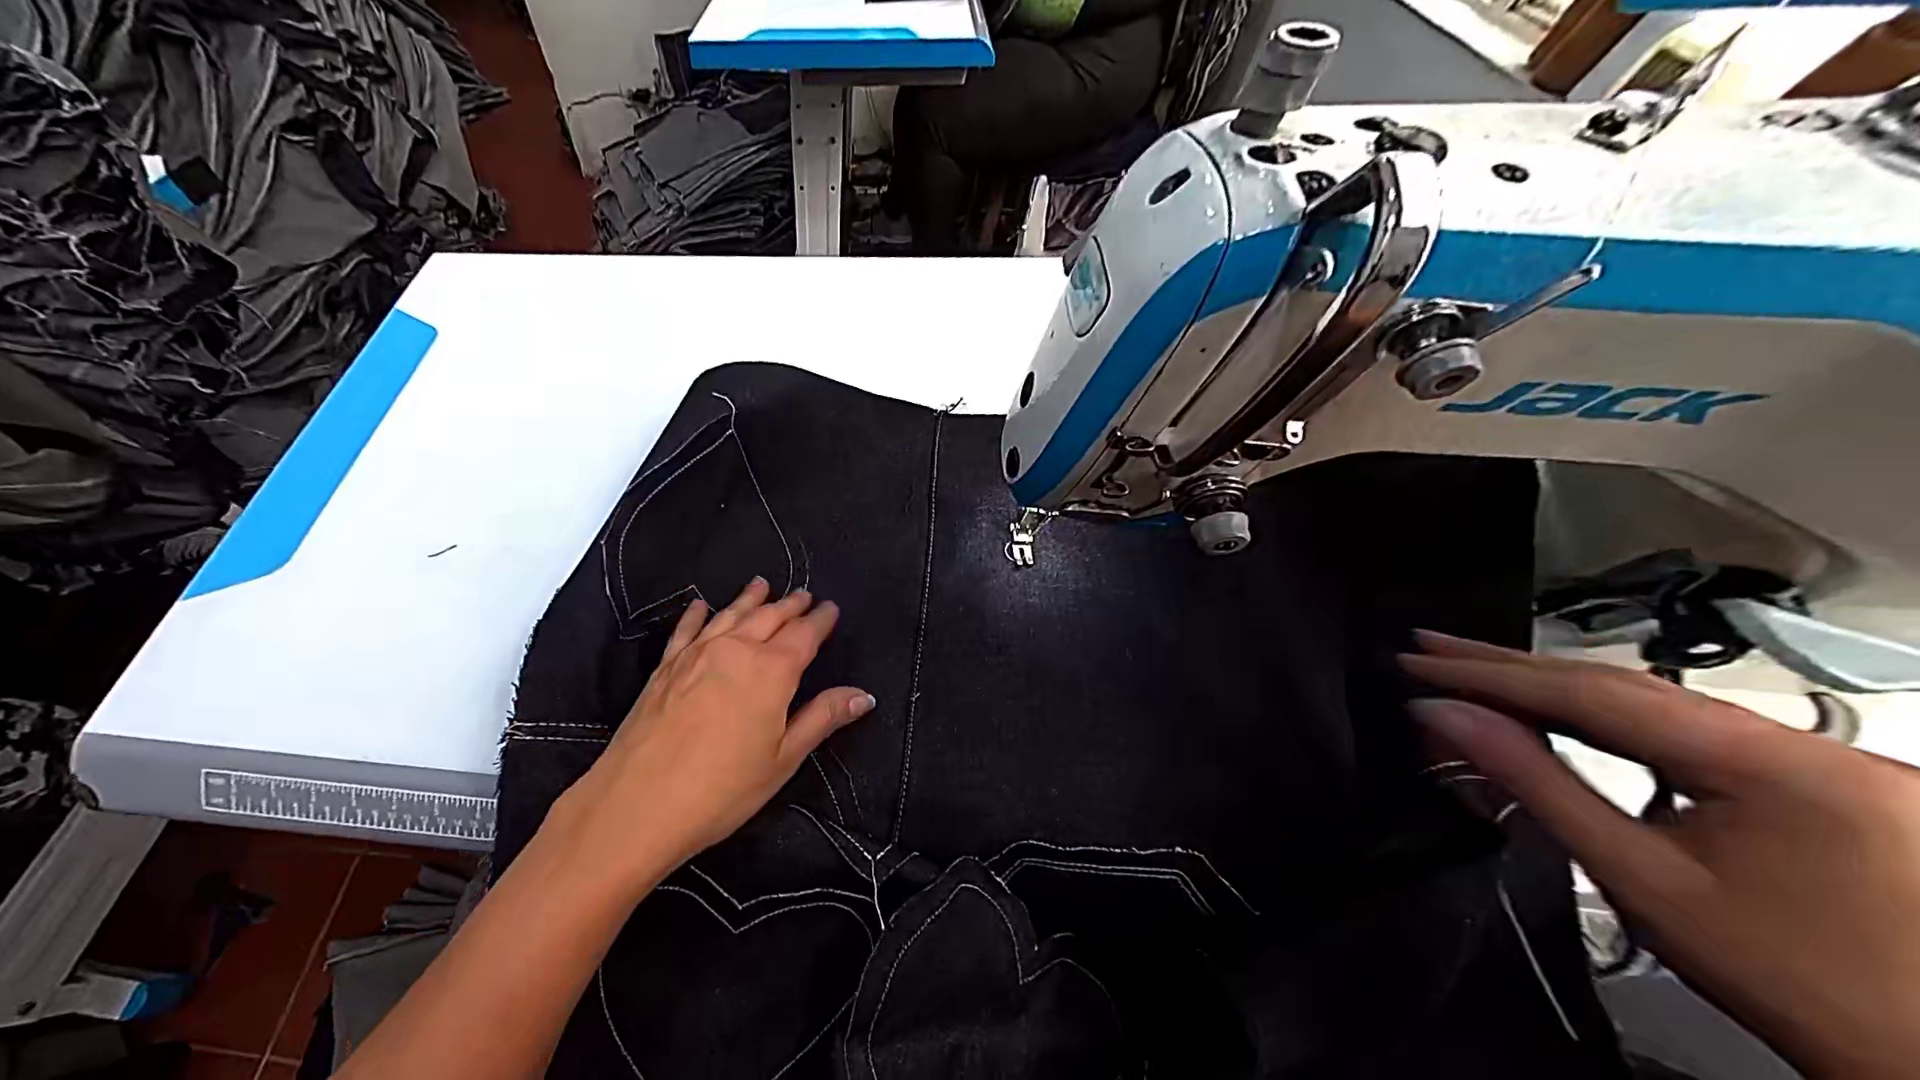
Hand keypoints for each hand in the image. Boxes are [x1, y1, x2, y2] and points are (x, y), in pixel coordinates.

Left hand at [556, 578, 873, 884]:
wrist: (635, 806)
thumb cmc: (721, 789)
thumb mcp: (783, 758)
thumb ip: (823, 718)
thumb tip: (863, 695)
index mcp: (772, 672)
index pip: (805, 634)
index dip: (821, 620)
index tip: (831, 609)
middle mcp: (736, 651)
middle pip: (770, 617)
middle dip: (791, 604)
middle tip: (805, 594)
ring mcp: (696, 655)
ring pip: (731, 615)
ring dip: (750, 598)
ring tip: (763, 584)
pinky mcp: (665, 667)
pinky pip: (686, 630)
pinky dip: (697, 614)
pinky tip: (701, 606)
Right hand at [1401, 631, 1919, 1079]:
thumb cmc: (1800, 987)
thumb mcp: (1643, 880)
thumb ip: (1536, 785)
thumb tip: (1448, 718)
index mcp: (1771, 761)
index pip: (1590, 691)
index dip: (1490, 674)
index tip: (1420, 662)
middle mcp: (1805, 742)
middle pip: (1621, 683)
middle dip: (1513, 668)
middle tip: (1431, 649)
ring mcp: (1818, 758)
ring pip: (1652, 703)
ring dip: (1554, 689)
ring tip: (1476, 674)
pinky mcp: (1814, 780)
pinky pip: (1685, 730)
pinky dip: (1607, 719)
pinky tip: (1561, 714)